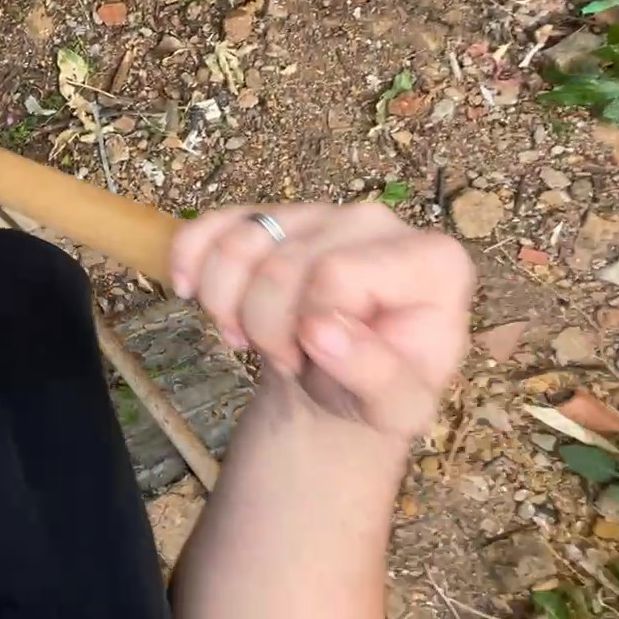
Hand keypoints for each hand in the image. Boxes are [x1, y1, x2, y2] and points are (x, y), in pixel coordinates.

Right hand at [169, 204, 473, 439]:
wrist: (331, 383)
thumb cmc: (371, 392)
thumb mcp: (395, 407)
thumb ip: (374, 373)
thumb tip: (320, 330)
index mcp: (430, 260)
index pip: (336, 271)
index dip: (310, 322)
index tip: (314, 358)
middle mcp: (374, 220)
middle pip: (282, 260)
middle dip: (261, 321)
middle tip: (280, 357)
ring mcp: (313, 211)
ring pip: (238, 242)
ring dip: (222, 300)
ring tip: (242, 335)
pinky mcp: (264, 214)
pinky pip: (209, 224)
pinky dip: (188, 259)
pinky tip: (189, 292)